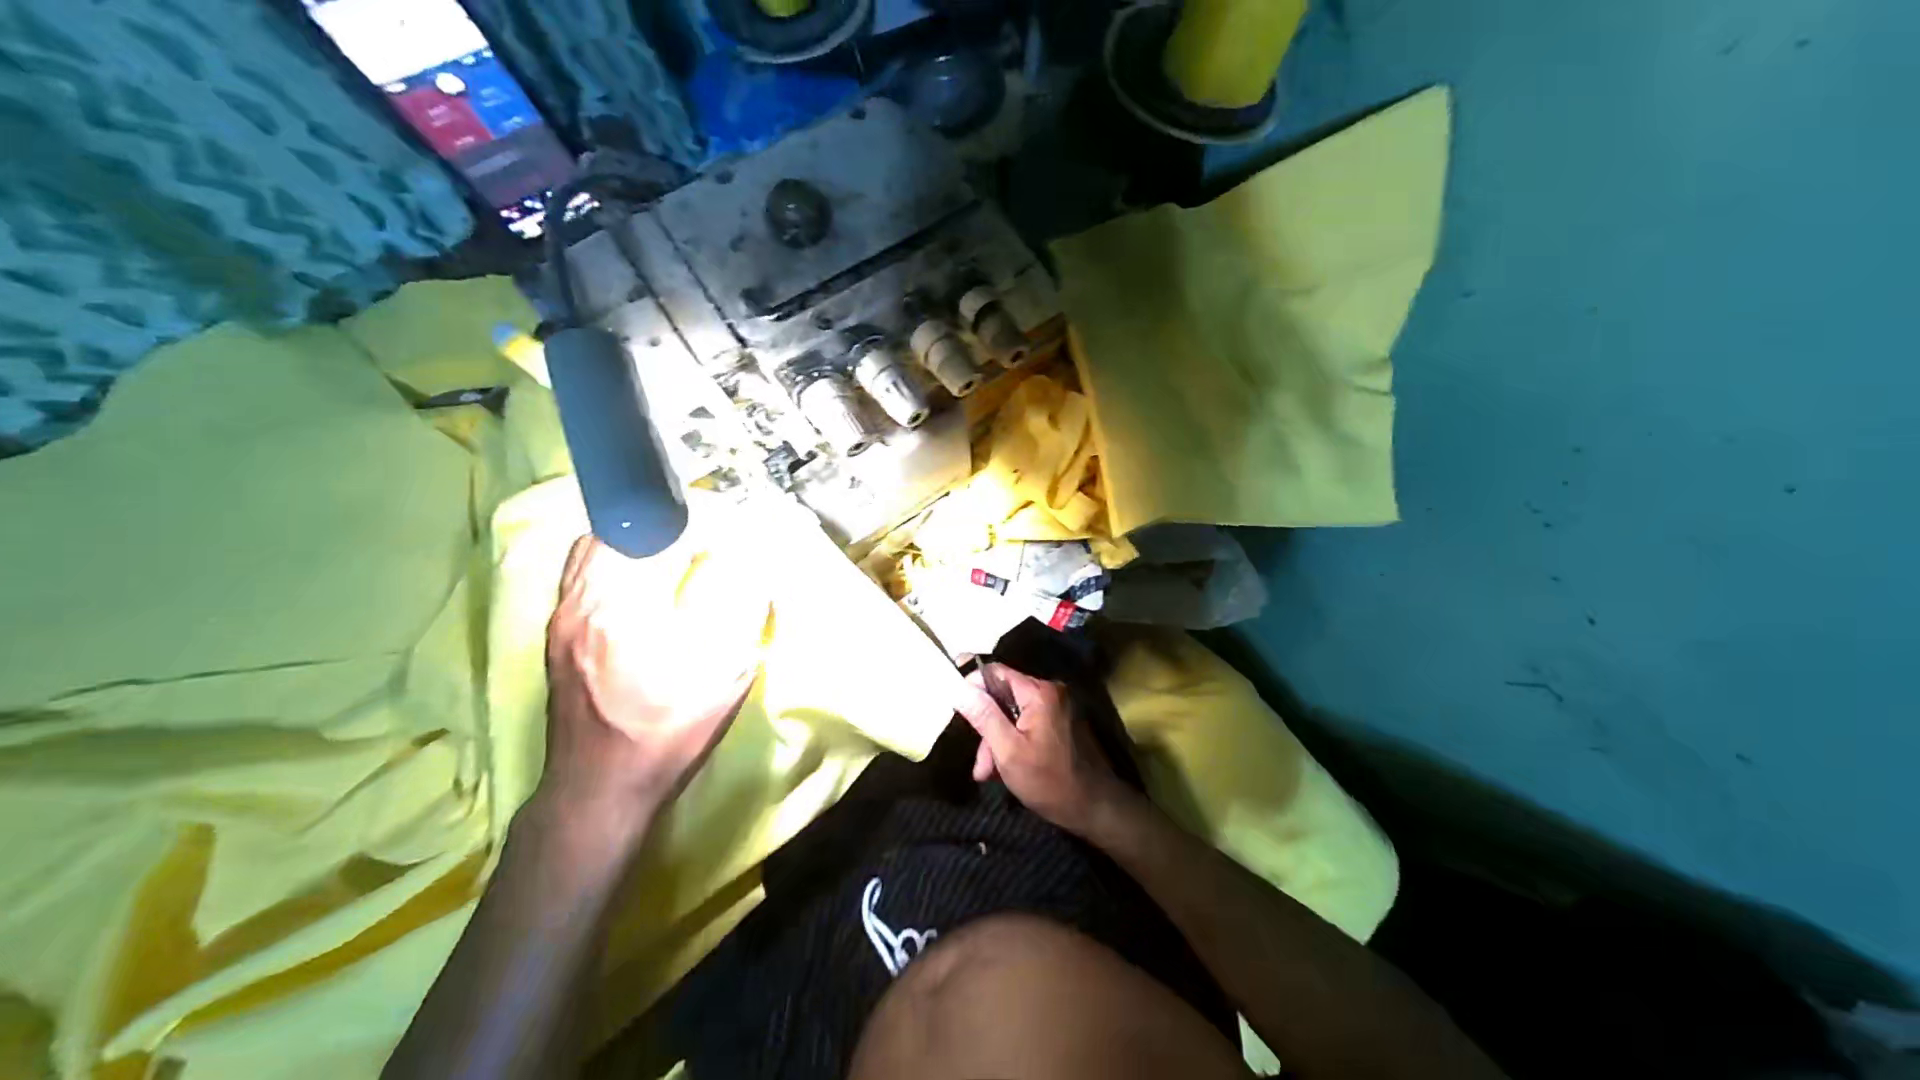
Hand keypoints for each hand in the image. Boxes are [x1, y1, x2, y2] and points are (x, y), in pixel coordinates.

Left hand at [541, 535, 766, 834]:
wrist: (598, 789)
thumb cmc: (665, 734)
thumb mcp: (721, 676)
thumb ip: (738, 610)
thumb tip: (752, 562)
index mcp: (619, 607)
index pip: (651, 529)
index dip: (692, 516)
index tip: (722, 519)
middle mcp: (579, 601)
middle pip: (615, 528)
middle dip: (662, 521)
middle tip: (699, 532)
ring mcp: (560, 617)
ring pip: (592, 547)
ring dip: (634, 537)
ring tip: (671, 552)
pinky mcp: (556, 634)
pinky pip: (582, 573)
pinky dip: (614, 561)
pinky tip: (642, 586)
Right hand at [953, 664, 1135, 835]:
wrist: (1096, 808)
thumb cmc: (1049, 780)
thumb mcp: (1008, 751)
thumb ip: (983, 716)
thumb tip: (960, 687)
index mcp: (1039, 692)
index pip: (996, 672)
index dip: (972, 684)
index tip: (955, 703)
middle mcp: (1050, 693)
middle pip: (1003, 697)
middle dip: (986, 727)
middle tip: (979, 764)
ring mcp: (1058, 709)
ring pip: (1013, 715)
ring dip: (998, 741)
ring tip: (989, 774)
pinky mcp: (1060, 725)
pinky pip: (1027, 725)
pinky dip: (1014, 743)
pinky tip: (1005, 770)